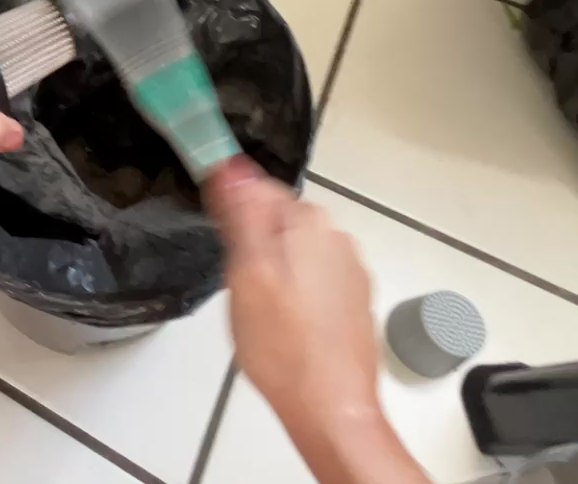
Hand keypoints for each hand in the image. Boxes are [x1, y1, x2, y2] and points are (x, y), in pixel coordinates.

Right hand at [205, 159, 381, 430]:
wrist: (332, 412)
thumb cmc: (281, 345)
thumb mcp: (246, 271)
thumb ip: (240, 212)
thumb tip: (229, 164)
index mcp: (309, 221)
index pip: (257, 187)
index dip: (231, 211)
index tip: (220, 242)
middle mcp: (337, 235)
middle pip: (277, 218)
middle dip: (253, 241)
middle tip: (239, 282)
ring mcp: (351, 268)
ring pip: (293, 247)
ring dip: (273, 265)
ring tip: (259, 307)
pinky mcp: (356, 298)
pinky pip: (313, 274)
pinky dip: (295, 288)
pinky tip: (285, 321)